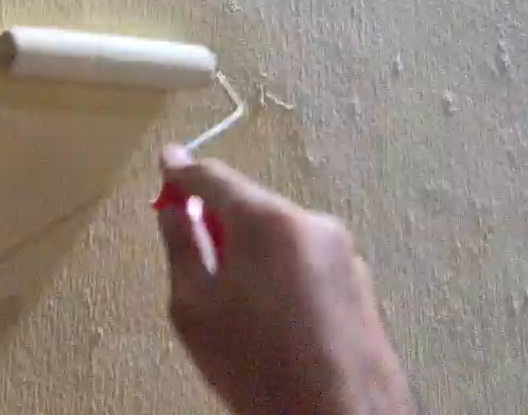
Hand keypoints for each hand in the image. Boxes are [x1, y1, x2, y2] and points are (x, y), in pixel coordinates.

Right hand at [156, 147, 415, 414]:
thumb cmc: (257, 366)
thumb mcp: (193, 305)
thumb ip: (180, 244)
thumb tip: (174, 209)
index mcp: (268, 222)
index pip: (213, 176)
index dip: (181, 170)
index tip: (164, 160)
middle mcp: (312, 225)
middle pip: (247, 203)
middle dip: (216, 216)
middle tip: (189, 243)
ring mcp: (345, 256)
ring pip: (276, 232)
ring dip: (248, 243)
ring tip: (231, 292)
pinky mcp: (363, 288)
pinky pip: (302, 258)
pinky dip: (277, 266)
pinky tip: (268, 310)